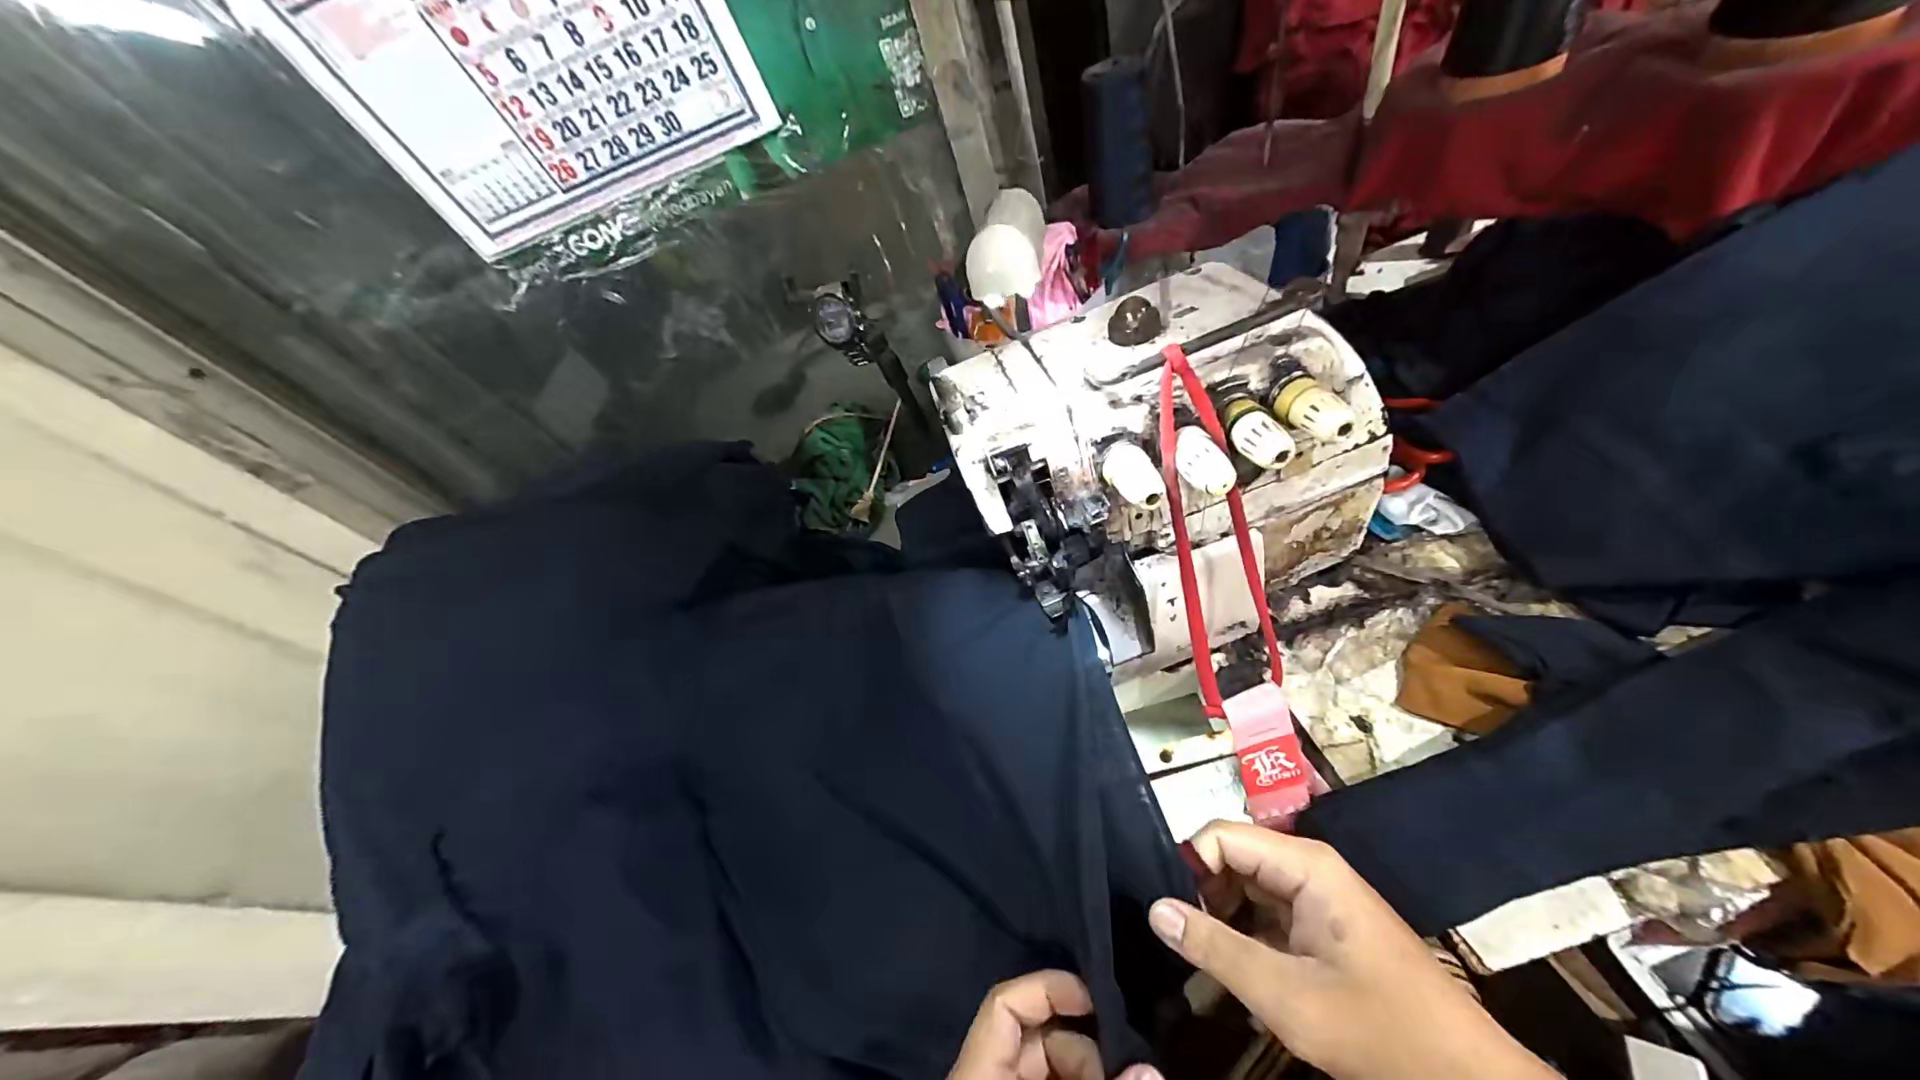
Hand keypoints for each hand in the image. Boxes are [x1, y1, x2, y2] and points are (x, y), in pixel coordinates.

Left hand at [946, 971, 1161, 1079]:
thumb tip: (1150, 1068)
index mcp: (977, 1068)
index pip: (1004, 1000)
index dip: (1049, 988)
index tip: (1096, 996)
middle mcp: (982, 1071)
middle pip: (1032, 1032)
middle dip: (1082, 1042)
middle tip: (1123, 1067)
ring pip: (1044, 1064)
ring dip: (1086, 1066)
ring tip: (1121, 1077)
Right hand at [1148, 821, 1558, 1079]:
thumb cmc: (1379, 1031)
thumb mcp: (1287, 996)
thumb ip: (1216, 948)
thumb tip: (1154, 908)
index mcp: (1304, 865)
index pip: (1219, 837)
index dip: (1186, 866)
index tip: (1165, 913)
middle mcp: (1307, 868)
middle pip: (1230, 858)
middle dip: (1199, 894)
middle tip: (1177, 942)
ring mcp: (1315, 898)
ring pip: (1243, 888)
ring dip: (1218, 920)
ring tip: (1198, 961)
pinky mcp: (1319, 927)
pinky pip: (1263, 915)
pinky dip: (1241, 939)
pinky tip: (1232, 975)